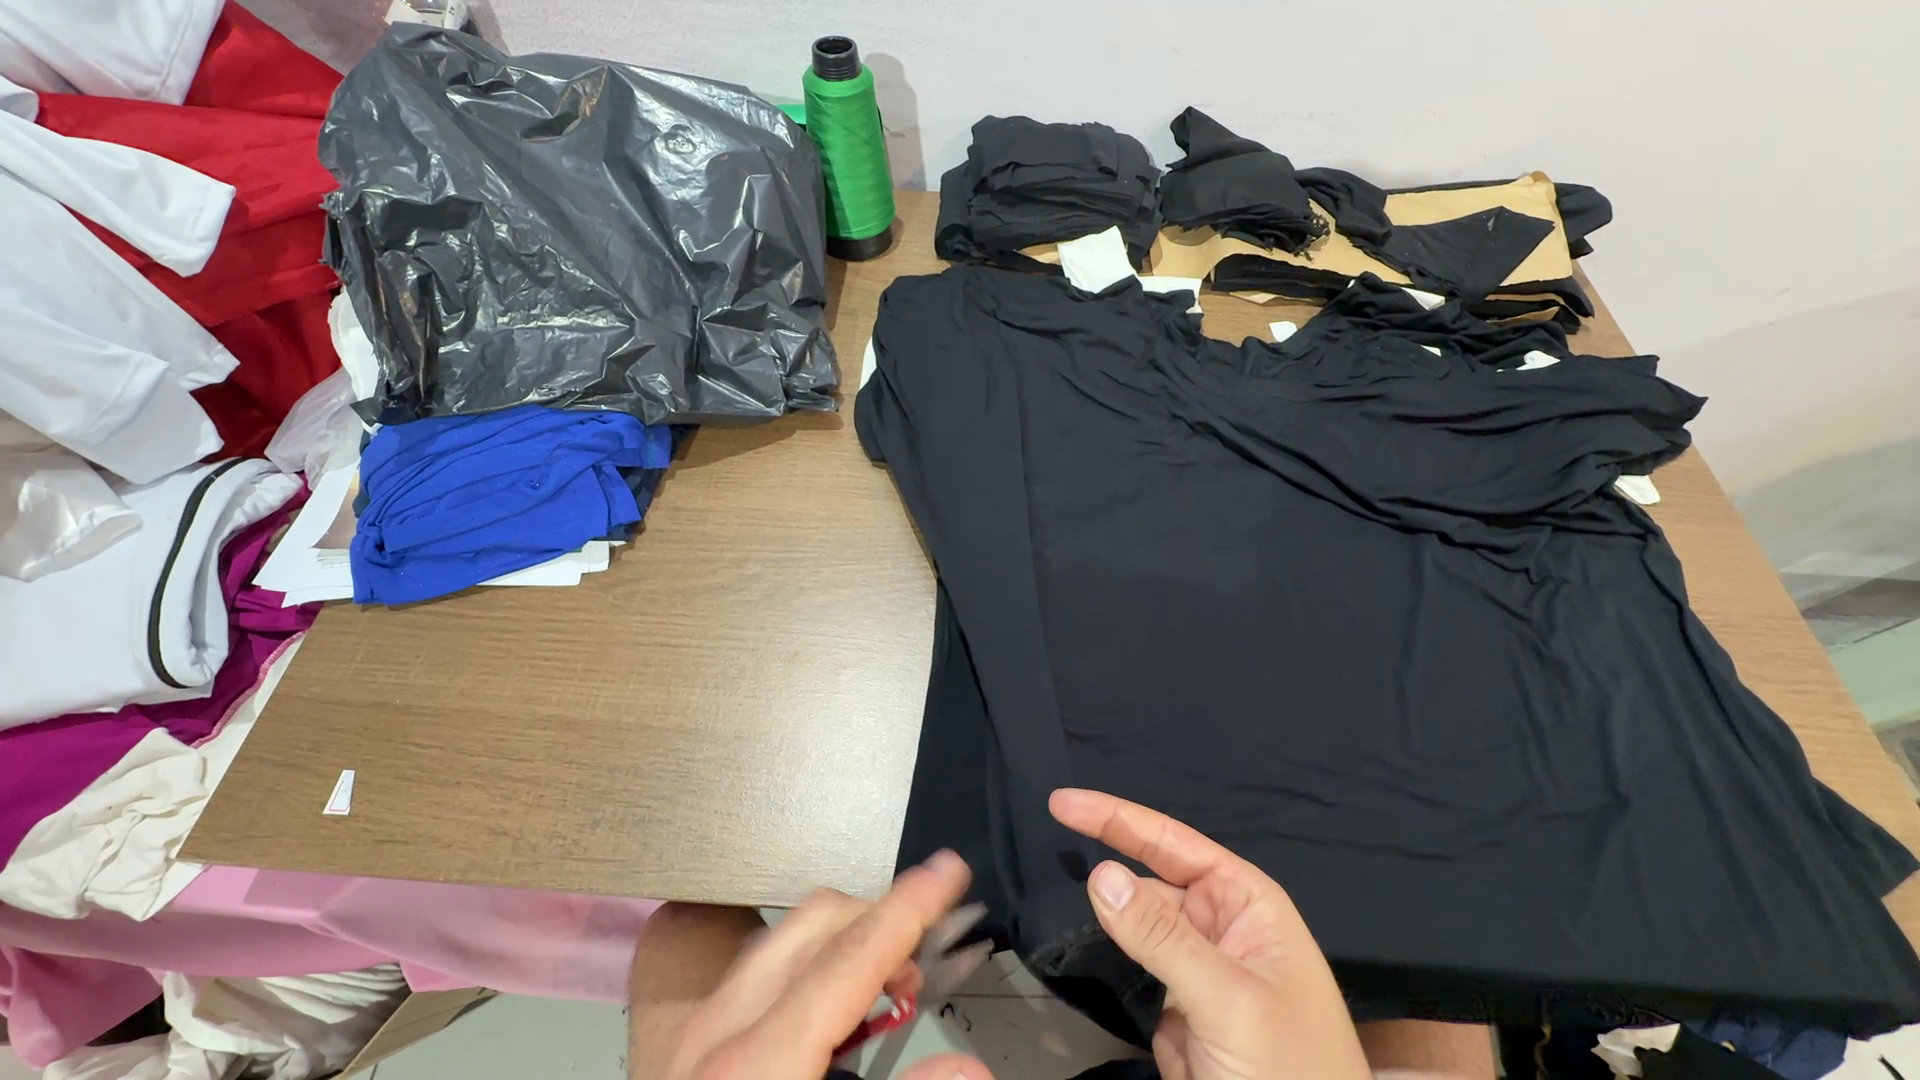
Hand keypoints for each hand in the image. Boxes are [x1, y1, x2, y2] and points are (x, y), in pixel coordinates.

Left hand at [659, 849, 993, 1079]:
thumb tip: (971, 1069)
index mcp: (759, 1062)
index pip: (850, 956)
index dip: (908, 906)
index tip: (949, 870)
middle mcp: (721, 1028)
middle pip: (815, 922)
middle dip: (881, 914)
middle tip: (927, 950)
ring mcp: (699, 1028)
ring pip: (784, 934)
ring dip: (846, 936)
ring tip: (889, 975)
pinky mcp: (692, 1040)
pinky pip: (762, 965)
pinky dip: (812, 960)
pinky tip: (833, 1002)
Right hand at [1050, 789, 1370, 1079]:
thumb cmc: (1287, 1069)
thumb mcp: (1228, 999)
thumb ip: (1162, 936)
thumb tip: (1099, 874)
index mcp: (1246, 903)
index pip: (1171, 843)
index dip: (1115, 818)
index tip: (1060, 802)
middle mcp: (1220, 924)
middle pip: (1149, 879)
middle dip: (1106, 866)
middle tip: (1047, 849)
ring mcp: (1197, 968)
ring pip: (1136, 922)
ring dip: (1103, 914)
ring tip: (1053, 895)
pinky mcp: (1176, 1007)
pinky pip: (1133, 964)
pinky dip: (1107, 954)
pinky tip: (1080, 944)